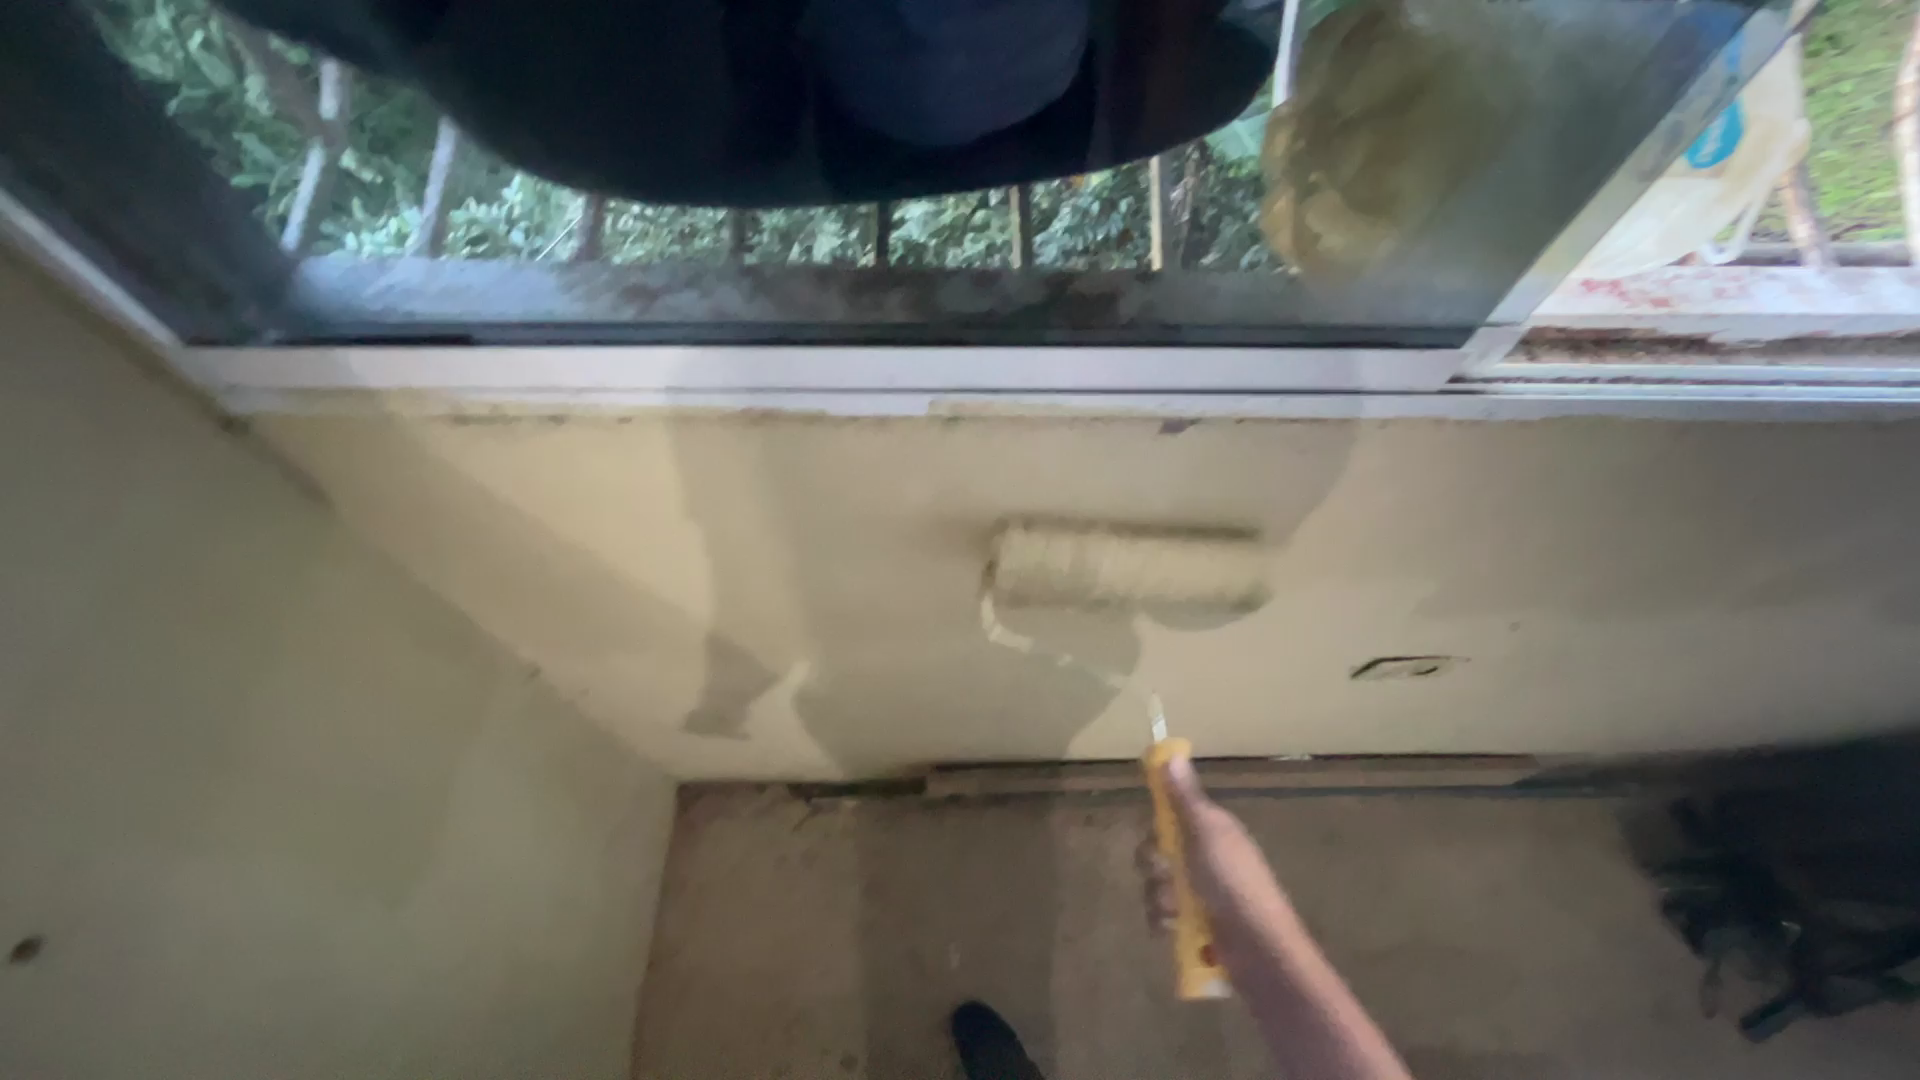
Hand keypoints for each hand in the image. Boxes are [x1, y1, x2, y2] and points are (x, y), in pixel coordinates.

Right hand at [1138, 753, 1295, 942]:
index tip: (1158, 832)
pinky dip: (1163, 922)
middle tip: (1169, 874)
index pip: (1170, 814)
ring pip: (1156, 884)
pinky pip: (1161, 914)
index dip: (1158, 823)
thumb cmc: (1234, 883)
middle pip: (1157, 850)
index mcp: (1211, 830)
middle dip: (1154, 865)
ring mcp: (1200, 892)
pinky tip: (1173, 929)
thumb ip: (1185, 797)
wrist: (1259, 950)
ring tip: (1176, 912)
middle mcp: (1204, 857)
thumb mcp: (1207, 832)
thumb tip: (1173, 752)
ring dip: (1159, 898)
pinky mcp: (1195, 924)